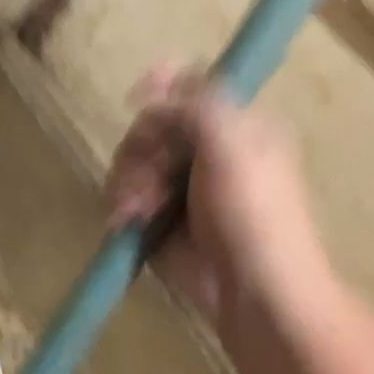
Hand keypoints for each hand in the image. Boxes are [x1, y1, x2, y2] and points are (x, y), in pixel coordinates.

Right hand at [106, 64, 331, 329]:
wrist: (252, 291)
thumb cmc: (253, 214)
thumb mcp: (232, 145)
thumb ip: (194, 103)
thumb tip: (152, 83)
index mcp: (236, 126)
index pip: (189, 88)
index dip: (161, 88)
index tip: (136, 98)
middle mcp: (206, 151)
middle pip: (150, 125)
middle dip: (142, 150)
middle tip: (151, 177)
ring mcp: (179, 186)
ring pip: (131, 162)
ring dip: (128, 182)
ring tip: (138, 212)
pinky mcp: (158, 219)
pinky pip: (123, 197)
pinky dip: (120, 207)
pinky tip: (127, 223)